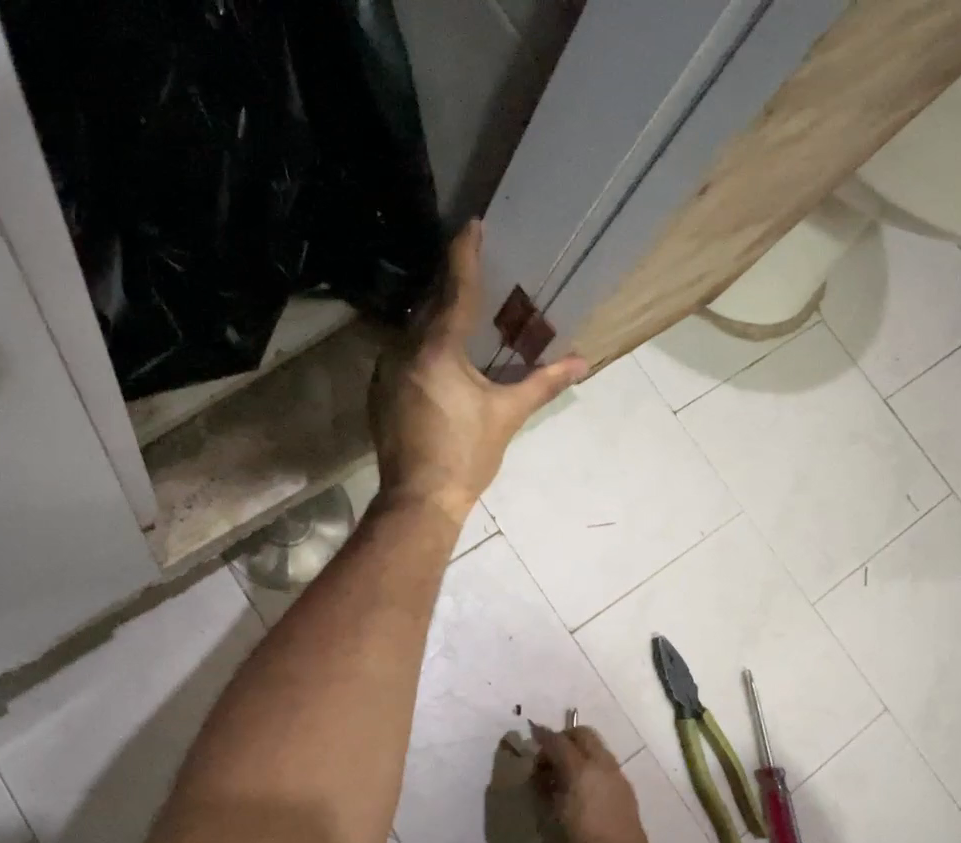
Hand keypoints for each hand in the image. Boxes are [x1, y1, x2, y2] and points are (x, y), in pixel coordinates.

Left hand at [369, 220, 587, 524]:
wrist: (418, 500)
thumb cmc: (466, 455)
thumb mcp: (507, 414)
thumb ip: (543, 382)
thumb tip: (581, 362)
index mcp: (438, 350)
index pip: (456, 290)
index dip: (465, 255)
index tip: (472, 225)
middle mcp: (405, 352)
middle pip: (430, 307)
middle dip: (451, 285)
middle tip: (473, 267)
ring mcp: (386, 373)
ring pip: (412, 332)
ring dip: (434, 318)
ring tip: (459, 310)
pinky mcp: (378, 394)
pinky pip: (401, 356)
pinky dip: (420, 346)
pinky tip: (436, 354)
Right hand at [531, 725, 653, 842]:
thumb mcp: (548, 821)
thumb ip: (542, 790)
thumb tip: (541, 776)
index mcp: (579, 771)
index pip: (557, 741)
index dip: (542, 735)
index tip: (531, 735)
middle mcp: (602, 767)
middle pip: (583, 734)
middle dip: (564, 739)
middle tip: (549, 758)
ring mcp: (618, 778)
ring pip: (598, 748)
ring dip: (579, 752)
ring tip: (564, 777)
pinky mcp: (627, 792)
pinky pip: (606, 766)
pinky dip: (591, 767)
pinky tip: (582, 791)